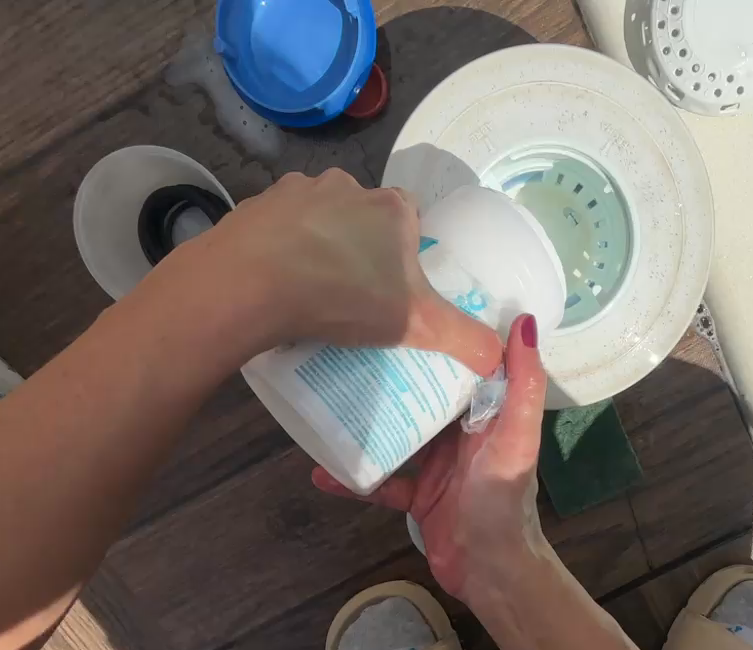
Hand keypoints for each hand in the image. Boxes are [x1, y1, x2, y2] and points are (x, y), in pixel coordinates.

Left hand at [120, 169, 502, 377]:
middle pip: (367, 219)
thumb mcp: (417, 324)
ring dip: (323, 249)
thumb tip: (501, 358)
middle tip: (361, 300)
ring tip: (319, 297)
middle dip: (366, 252)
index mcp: (392, 207)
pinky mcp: (255, 208)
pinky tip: (282, 289)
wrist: (251, 284)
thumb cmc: (345, 295)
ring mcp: (297, 192)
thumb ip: (463, 338)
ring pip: (322, 221)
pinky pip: (281, 230)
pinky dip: (285, 253)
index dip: (410, 254)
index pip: (413, 220)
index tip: (400, 290)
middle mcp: (347, 187)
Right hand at [312, 316, 550, 600]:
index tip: (406, 305)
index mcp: (488, 416)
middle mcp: (461, 437)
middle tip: (346, 347)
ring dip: (366, 422)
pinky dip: (355, 477)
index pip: (464, 366)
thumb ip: (523, 384)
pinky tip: (320, 469)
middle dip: (392, 375)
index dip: (442, 338)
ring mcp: (437, 467)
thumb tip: (525, 320)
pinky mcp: (418, 497)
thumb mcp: (515, 437)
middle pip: (424, 396)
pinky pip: (381, 481)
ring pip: (397, 435)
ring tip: (323, 399)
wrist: (490, 570)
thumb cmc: (501, 499)